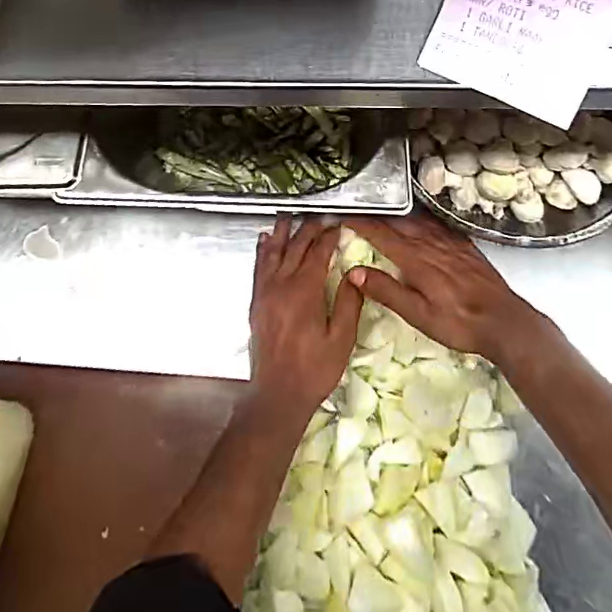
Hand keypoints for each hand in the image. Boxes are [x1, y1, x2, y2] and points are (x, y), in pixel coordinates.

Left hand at [250, 216, 363, 414]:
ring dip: (281, 233)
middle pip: (295, 248)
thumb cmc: (314, 369)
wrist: (277, 396)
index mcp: (305, 292)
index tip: (338, 225)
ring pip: (272, 254)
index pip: (318, 253)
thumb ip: (349, 302)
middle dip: (308, 229)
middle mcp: (281, 286)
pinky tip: (265, 242)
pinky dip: (262, 251)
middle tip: (319, 216)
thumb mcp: (341, 338)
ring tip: (287, 216)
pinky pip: (258, 269)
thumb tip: (354, 273)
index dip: (328, 236)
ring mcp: (265, 294)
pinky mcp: (256, 303)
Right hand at [340, 215, 550, 363]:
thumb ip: (387, 291)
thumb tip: (354, 273)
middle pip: (399, 223)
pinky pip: (438, 225)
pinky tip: (421, 222)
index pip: (382, 234)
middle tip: (359, 211)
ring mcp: (451, 243)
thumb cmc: (459, 323)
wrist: (503, 321)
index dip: (361, 223)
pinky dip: (422, 219)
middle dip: (377, 215)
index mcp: (417, 259)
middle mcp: (432, 244)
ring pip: (419, 221)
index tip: (344, 216)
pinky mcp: (465, 246)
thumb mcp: (418, 314)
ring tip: (383, 213)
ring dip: (398, 215)